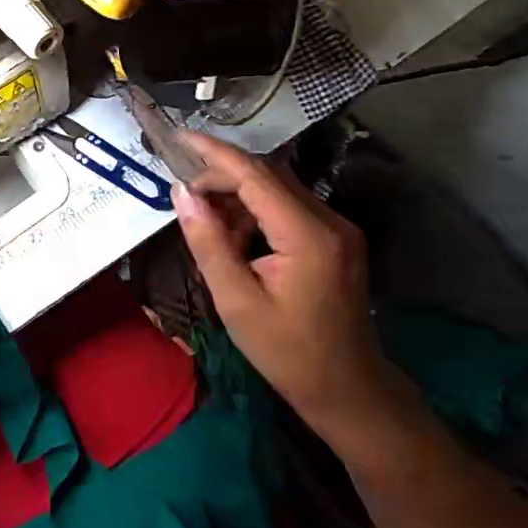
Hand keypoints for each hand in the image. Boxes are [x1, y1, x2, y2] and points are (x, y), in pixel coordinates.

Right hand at [171, 132, 398, 440]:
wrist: (348, 390)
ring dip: (236, 195)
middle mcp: (330, 221)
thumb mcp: (236, 300)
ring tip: (204, 220)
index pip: (255, 176)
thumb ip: (208, 242)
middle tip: (183, 192)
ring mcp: (337, 228)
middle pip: (268, 176)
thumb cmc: (288, 352)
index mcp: (308, 236)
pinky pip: (287, 208)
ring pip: (277, 189)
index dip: (214, 154)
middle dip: (221, 175)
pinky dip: (255, 211)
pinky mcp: (335, 238)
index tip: (179, 138)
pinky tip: (233, 235)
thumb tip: (181, 193)